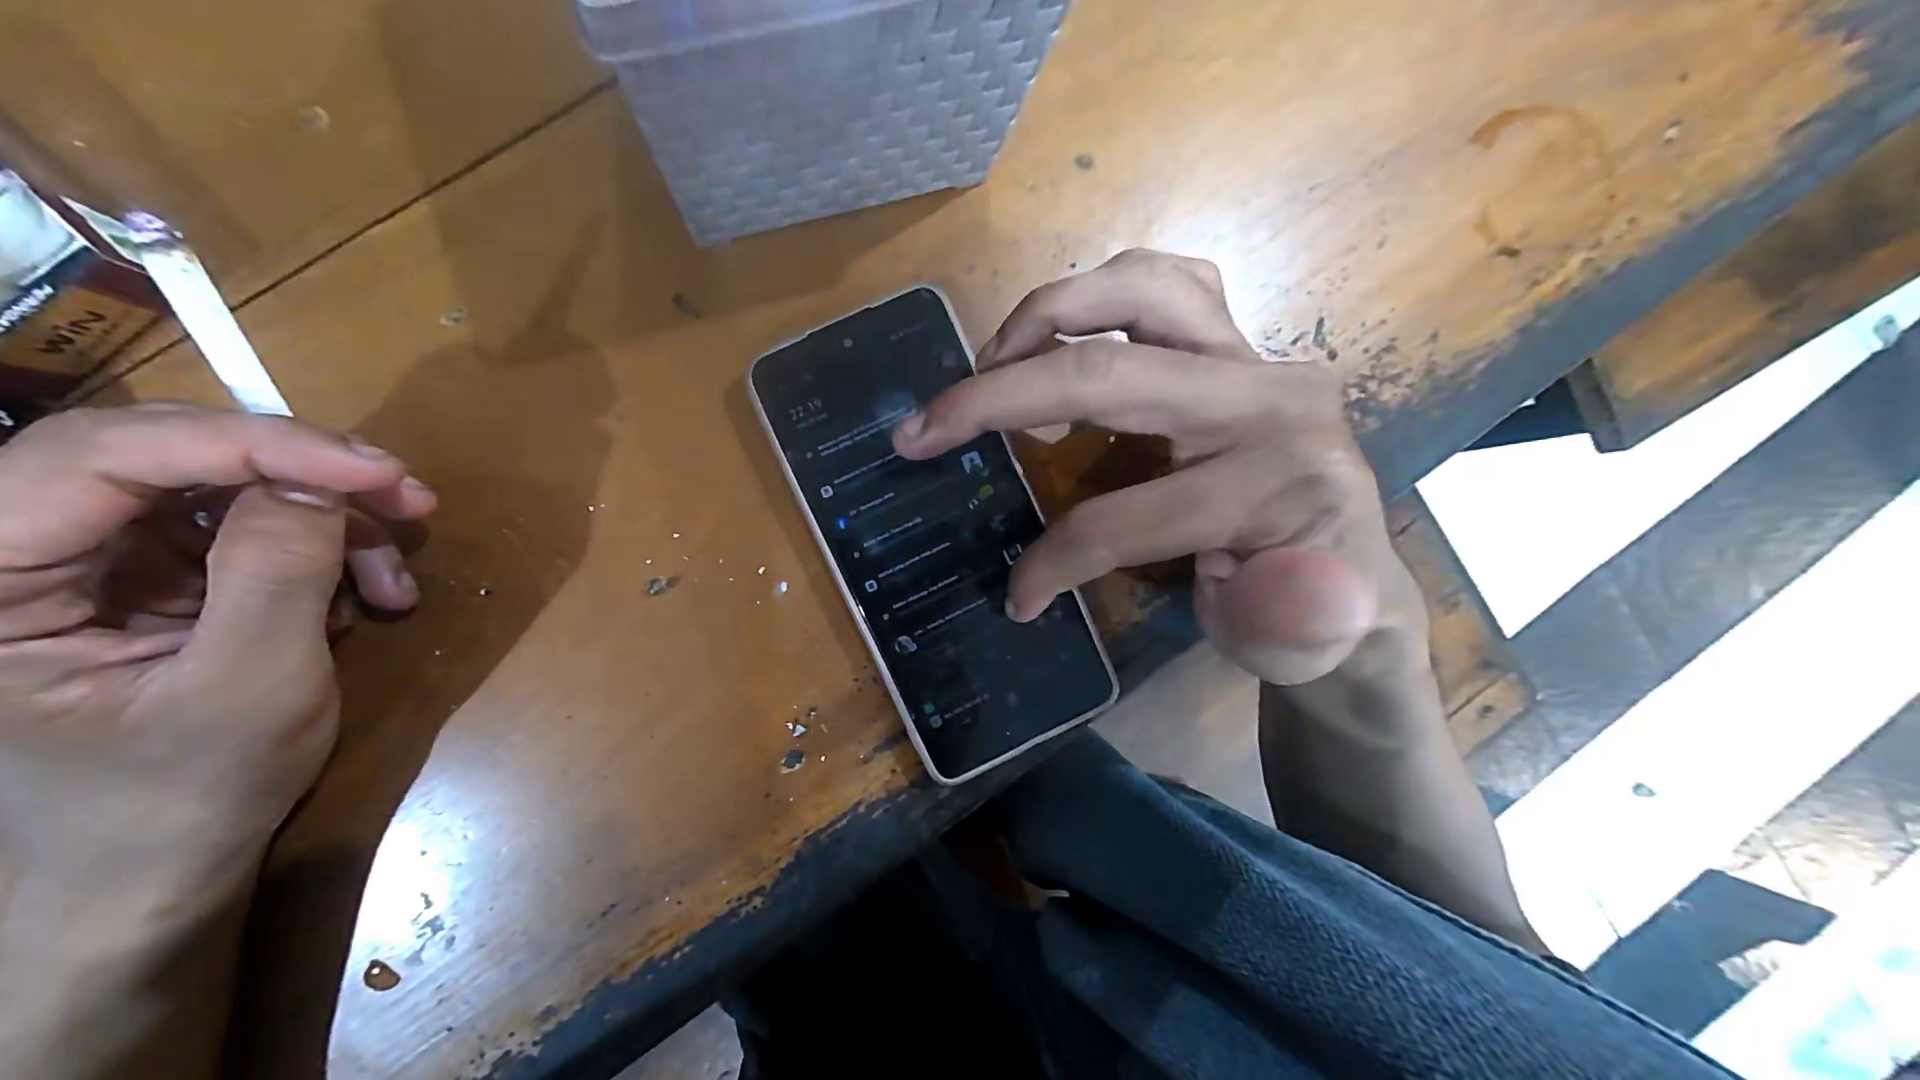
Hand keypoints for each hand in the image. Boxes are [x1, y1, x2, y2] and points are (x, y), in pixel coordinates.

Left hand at [0, 404, 436, 877]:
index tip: (378, 470)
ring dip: (332, 522)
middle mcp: (14, 551)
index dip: (251, 443)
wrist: (158, 867)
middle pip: (165, 453)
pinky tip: (367, 596)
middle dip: (304, 468)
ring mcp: (88, 560)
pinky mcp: (151, 573)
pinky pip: (250, 525)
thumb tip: (323, 481)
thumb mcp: (252, 687)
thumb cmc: (186, 795)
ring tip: (395, 582)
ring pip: (223, 485)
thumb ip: (276, 573)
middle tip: (407, 496)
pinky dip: (327, 551)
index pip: (102, 457)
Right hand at [893, 250, 1421, 685]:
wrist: (1356, 567)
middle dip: (996, 400)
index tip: (1017, 596)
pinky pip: (1165, 281)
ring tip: (988, 366)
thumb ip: (1241, 616)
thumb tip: (1192, 586)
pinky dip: (1098, 293)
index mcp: (1274, 483)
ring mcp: (1255, 356)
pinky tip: (1061, 333)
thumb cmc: (1312, 608)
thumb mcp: (1283, 639)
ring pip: (1137, 287)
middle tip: (923, 430)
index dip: (1055, 560)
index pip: (1129, 514)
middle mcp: (1267, 399)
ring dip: (1041, 317)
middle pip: (1107, 371)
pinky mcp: (1241, 340)